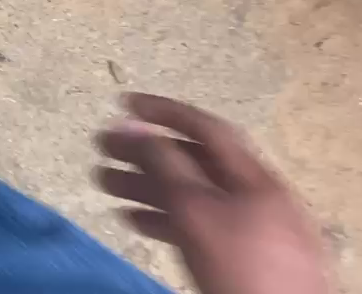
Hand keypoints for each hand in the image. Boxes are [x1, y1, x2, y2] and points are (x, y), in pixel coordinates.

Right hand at [95, 93, 329, 293]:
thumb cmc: (236, 258)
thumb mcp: (192, 204)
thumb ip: (162, 160)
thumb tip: (134, 125)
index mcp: (255, 179)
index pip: (207, 128)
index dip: (163, 110)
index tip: (122, 103)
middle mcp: (258, 197)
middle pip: (193, 161)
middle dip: (143, 151)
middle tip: (104, 147)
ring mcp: (256, 227)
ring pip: (191, 192)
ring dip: (145, 183)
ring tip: (105, 183)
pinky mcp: (246, 254)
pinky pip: (199, 220)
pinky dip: (164, 213)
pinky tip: (135, 218)